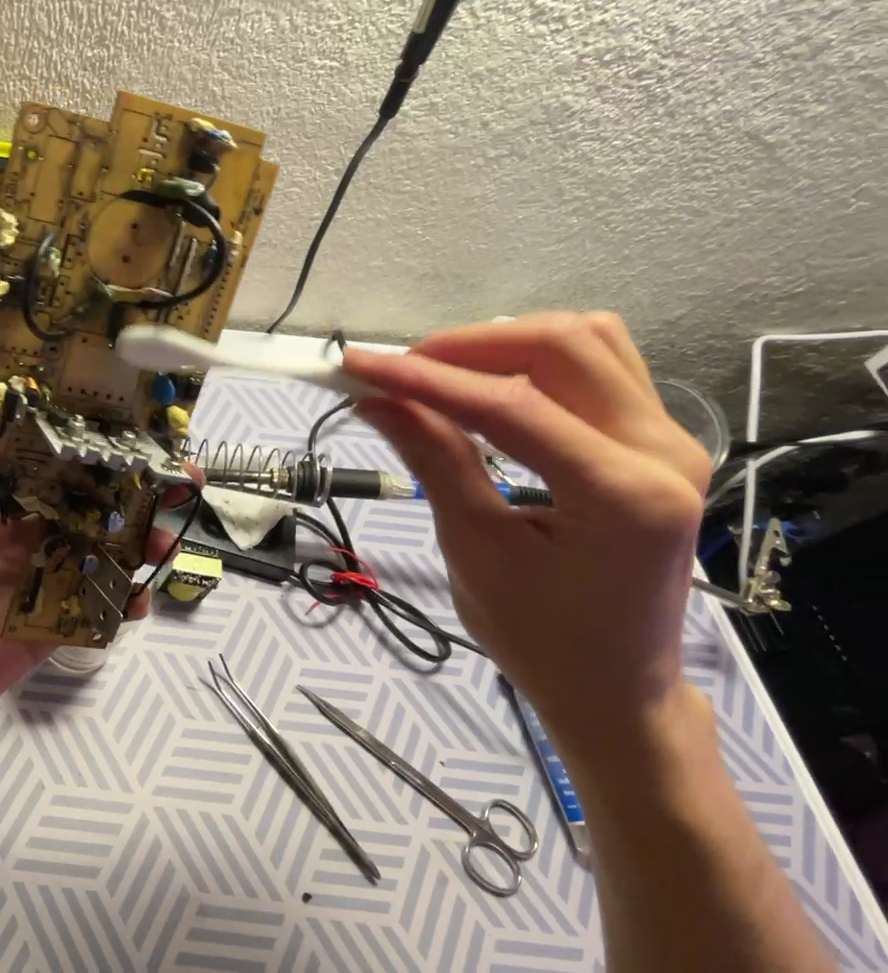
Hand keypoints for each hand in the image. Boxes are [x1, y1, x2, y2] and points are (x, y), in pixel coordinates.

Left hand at [0, 387, 172, 768]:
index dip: (75, 444)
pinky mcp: (45, 630)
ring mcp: (31, 585)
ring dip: (133, 543)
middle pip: (76, 507)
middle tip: (176, 476)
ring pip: (93, 553)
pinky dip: (120, 601)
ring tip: (167, 537)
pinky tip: (141, 598)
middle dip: (124, 491)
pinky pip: (90, 608)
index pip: (32, 465)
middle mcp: (9, 540)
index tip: (122, 423)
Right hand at [342, 313, 712, 752]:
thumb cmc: (539, 636)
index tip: (358, 364)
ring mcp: (671, 441)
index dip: (425, 377)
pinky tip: (484, 391)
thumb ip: (434, 460)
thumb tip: (378, 400)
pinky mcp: (658, 444)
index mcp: (624, 492)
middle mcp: (665, 450)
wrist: (614, 686)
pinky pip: (598, 370)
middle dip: (468, 346)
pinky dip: (531, 365)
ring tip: (437, 376)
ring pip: (589, 343)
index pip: (511, 404)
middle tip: (400, 373)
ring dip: (503, 345)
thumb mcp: (475, 548)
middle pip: (565, 344)